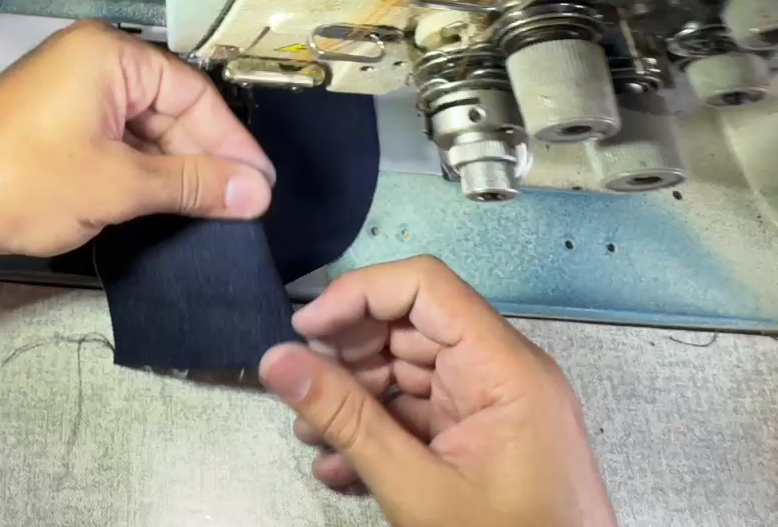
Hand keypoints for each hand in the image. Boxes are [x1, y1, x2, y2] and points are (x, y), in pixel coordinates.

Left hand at [0, 21, 275, 263]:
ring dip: (171, 166)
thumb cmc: (26, 181)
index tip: (260, 184)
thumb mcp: (117, 184)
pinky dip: (138, 167)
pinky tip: (163, 199)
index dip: (229, 141)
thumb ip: (190, 185)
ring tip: (209, 208)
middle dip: (201, 156)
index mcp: (108, 54)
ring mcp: (70, 87)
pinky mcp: (55, 116)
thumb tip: (255, 193)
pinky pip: (113, 135)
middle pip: (167, 107)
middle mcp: (91, 58)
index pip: (190, 92)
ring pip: (141, 125)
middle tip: (239, 203)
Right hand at [257, 257, 615, 526]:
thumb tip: (272, 359)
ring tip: (307, 434)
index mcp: (505, 366)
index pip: (423, 285)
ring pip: (405, 371)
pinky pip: (417, 412)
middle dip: (346, 354)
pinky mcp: (480, 441)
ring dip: (352, 398)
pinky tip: (336, 465)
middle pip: (408, 326)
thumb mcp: (417, 491)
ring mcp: (491, 408)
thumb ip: (343, 419)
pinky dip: (375, 429)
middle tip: (300, 387)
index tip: (305, 329)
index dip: (357, 294)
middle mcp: (501, 372)